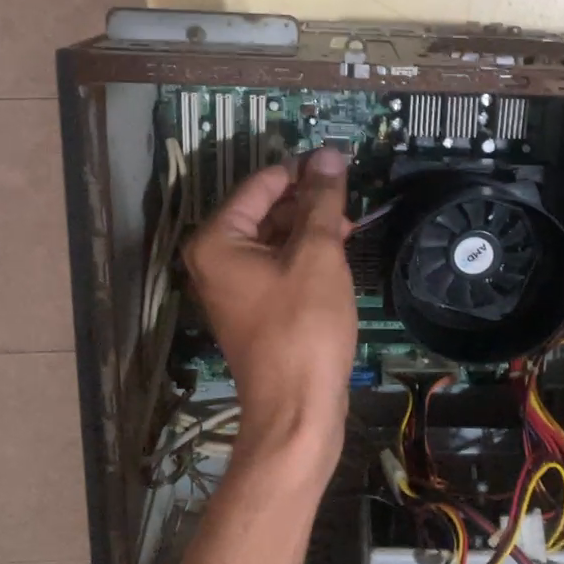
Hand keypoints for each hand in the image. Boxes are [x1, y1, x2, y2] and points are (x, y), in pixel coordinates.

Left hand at [182, 148, 358, 469]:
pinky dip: (305, 255)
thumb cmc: (304, 326)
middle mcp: (214, 259)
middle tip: (349, 199)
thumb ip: (322, 200)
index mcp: (217, 240)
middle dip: (308, 202)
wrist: (297, 409)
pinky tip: (337, 254)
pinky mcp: (253, 308)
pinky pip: (277, 264)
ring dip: (311, 228)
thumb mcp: (318, 254)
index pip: (261, 183)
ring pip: (274, 237)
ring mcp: (231, 286)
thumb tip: (328, 155)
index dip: (302, 170)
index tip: (341, 163)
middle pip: (265, 209)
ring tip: (350, 228)